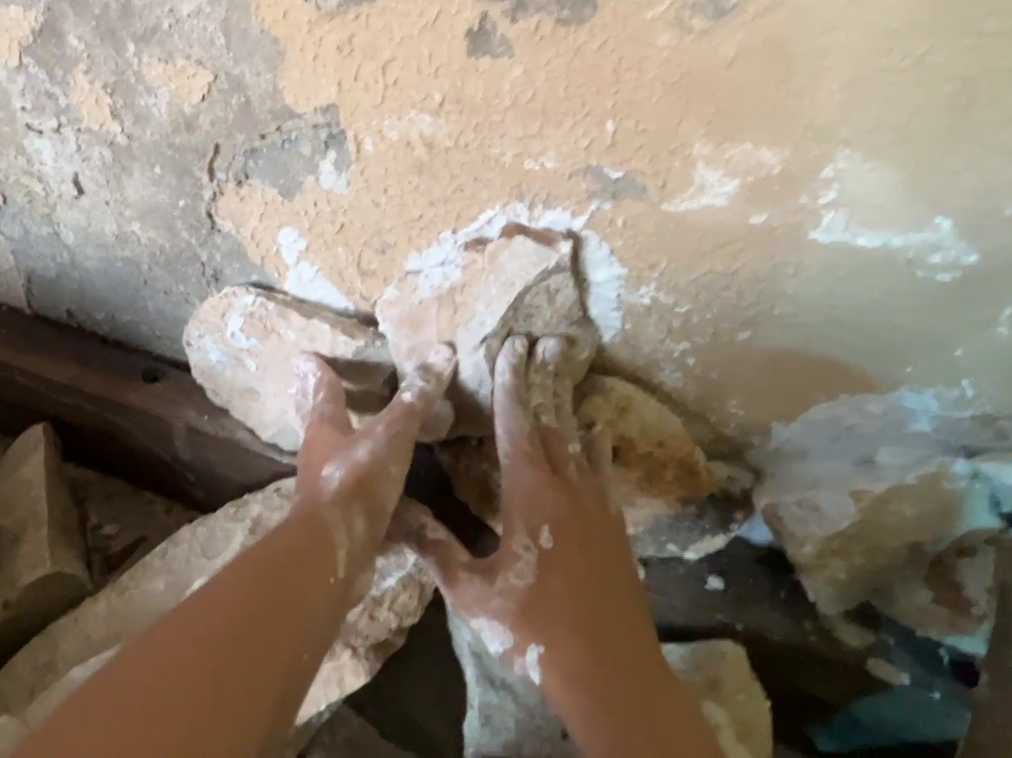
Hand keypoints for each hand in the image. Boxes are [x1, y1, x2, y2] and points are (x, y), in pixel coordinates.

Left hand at [291, 345, 456, 567]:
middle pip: (325, 425)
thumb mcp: (391, 434)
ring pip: (341, 462)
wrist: (334, 552)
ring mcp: (329, 491)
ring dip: (353, 451)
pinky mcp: (342, 522)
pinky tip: (401, 506)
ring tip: (369, 442)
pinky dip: (378, 497)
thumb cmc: (356, 481)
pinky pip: (362, 500)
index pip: (324, 391)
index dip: (319, 373)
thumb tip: (442, 352)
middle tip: (323, 392)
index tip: (304, 357)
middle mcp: (321, 456)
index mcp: (326, 428)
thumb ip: (415, 399)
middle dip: (329, 409)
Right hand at [396, 335, 663, 691]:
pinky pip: (603, 470)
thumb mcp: (473, 593)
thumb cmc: (534, 630)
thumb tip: (396, 513)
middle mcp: (568, 486)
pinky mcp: (615, 524)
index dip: (511, 383)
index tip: (511, 348)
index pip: (518, 423)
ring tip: (564, 372)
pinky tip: (597, 434)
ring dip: (568, 405)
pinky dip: (596, 445)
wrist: (611, 669)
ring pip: (581, 440)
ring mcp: (598, 504)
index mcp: (531, 493)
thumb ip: (436, 548)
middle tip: (543, 342)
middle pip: (554, 420)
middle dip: (543, 378)